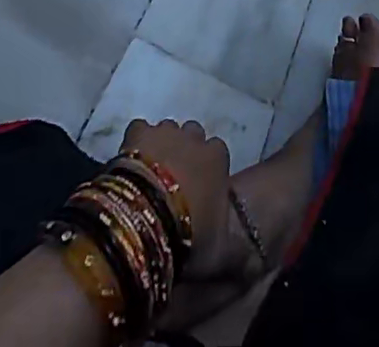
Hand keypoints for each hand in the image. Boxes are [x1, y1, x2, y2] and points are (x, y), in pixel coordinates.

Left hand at [120, 119, 233, 279]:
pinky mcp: (138, 132)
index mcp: (217, 159)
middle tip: (176, 176)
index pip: (218, 152)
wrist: (150, 219)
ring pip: (166, 129)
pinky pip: (140, 129)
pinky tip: (132, 159)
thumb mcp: (222, 250)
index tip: (200, 186)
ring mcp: (164, 131)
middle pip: (192, 134)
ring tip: (152, 169)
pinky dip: (137, 140)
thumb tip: (246, 249)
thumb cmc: (191, 235)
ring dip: (162, 144)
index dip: (208, 167)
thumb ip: (234, 242)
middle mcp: (193, 137)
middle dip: (186, 149)